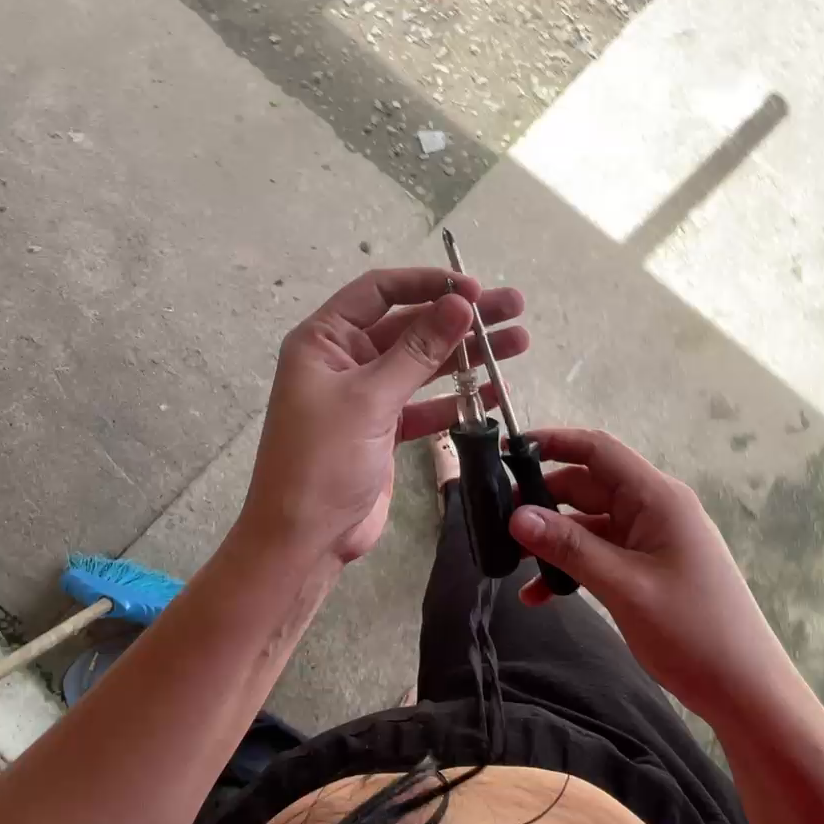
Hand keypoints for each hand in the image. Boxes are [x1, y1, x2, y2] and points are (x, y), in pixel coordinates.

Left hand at [237, 268, 528, 564]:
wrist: (303, 539)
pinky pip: (426, 403)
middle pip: (410, 325)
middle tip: (513, 307)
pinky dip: (457, 397)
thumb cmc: (322, 461)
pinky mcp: (384, 428)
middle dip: (461, 317)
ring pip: (424, 363)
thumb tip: (460, 303)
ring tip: (519, 342)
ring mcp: (367, 395)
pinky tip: (493, 391)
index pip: (379, 292)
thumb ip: (417, 350)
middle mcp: (345, 360)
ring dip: (468, 354)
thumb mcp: (370, 399)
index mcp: (325, 340)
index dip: (427, 284)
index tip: (474, 289)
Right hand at [508, 428, 786, 723]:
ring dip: (551, 540)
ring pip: (588, 525)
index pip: (598, 450)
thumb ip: (569, 548)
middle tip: (495, 520)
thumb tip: (516, 515)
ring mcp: (650, 540)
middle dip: (542, 500)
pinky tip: (537, 594)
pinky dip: (569, 568)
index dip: (553, 442)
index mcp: (657, 498)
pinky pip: (599, 556)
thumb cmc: (693, 632)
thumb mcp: (624, 587)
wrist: (746, 691)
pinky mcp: (646, 569)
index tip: (507, 450)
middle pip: (587, 488)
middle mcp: (653, 510)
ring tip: (508, 558)